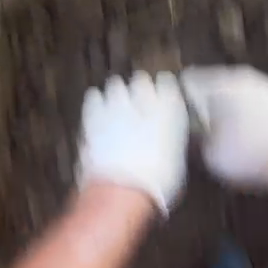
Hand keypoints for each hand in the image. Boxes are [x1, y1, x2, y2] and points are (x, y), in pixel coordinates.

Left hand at [77, 72, 189, 212]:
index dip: (163, 91)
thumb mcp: (175, 159)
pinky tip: (96, 109)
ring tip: (116, 105)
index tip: (162, 97)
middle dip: (138, 89)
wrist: (122, 187)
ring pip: (115, 85)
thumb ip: (170, 138)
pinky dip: (96, 102)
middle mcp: (143, 98)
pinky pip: (93, 97)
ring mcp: (115, 103)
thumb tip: (165, 138)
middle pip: (140, 80)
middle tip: (138, 103)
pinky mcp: (92, 114)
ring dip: (116, 93)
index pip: (167, 83)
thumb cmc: (159, 182)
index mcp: (170, 107)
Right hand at [180, 66, 267, 192]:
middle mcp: (243, 78)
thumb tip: (193, 129)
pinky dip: (246, 114)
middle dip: (204, 99)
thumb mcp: (210, 153)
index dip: (179, 96)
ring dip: (227, 106)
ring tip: (219, 127)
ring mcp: (267, 87)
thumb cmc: (248, 155)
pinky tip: (244, 131)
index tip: (173, 109)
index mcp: (219, 84)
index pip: (189, 81)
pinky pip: (255, 104)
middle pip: (215, 84)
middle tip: (194, 118)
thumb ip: (196, 136)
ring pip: (237, 93)